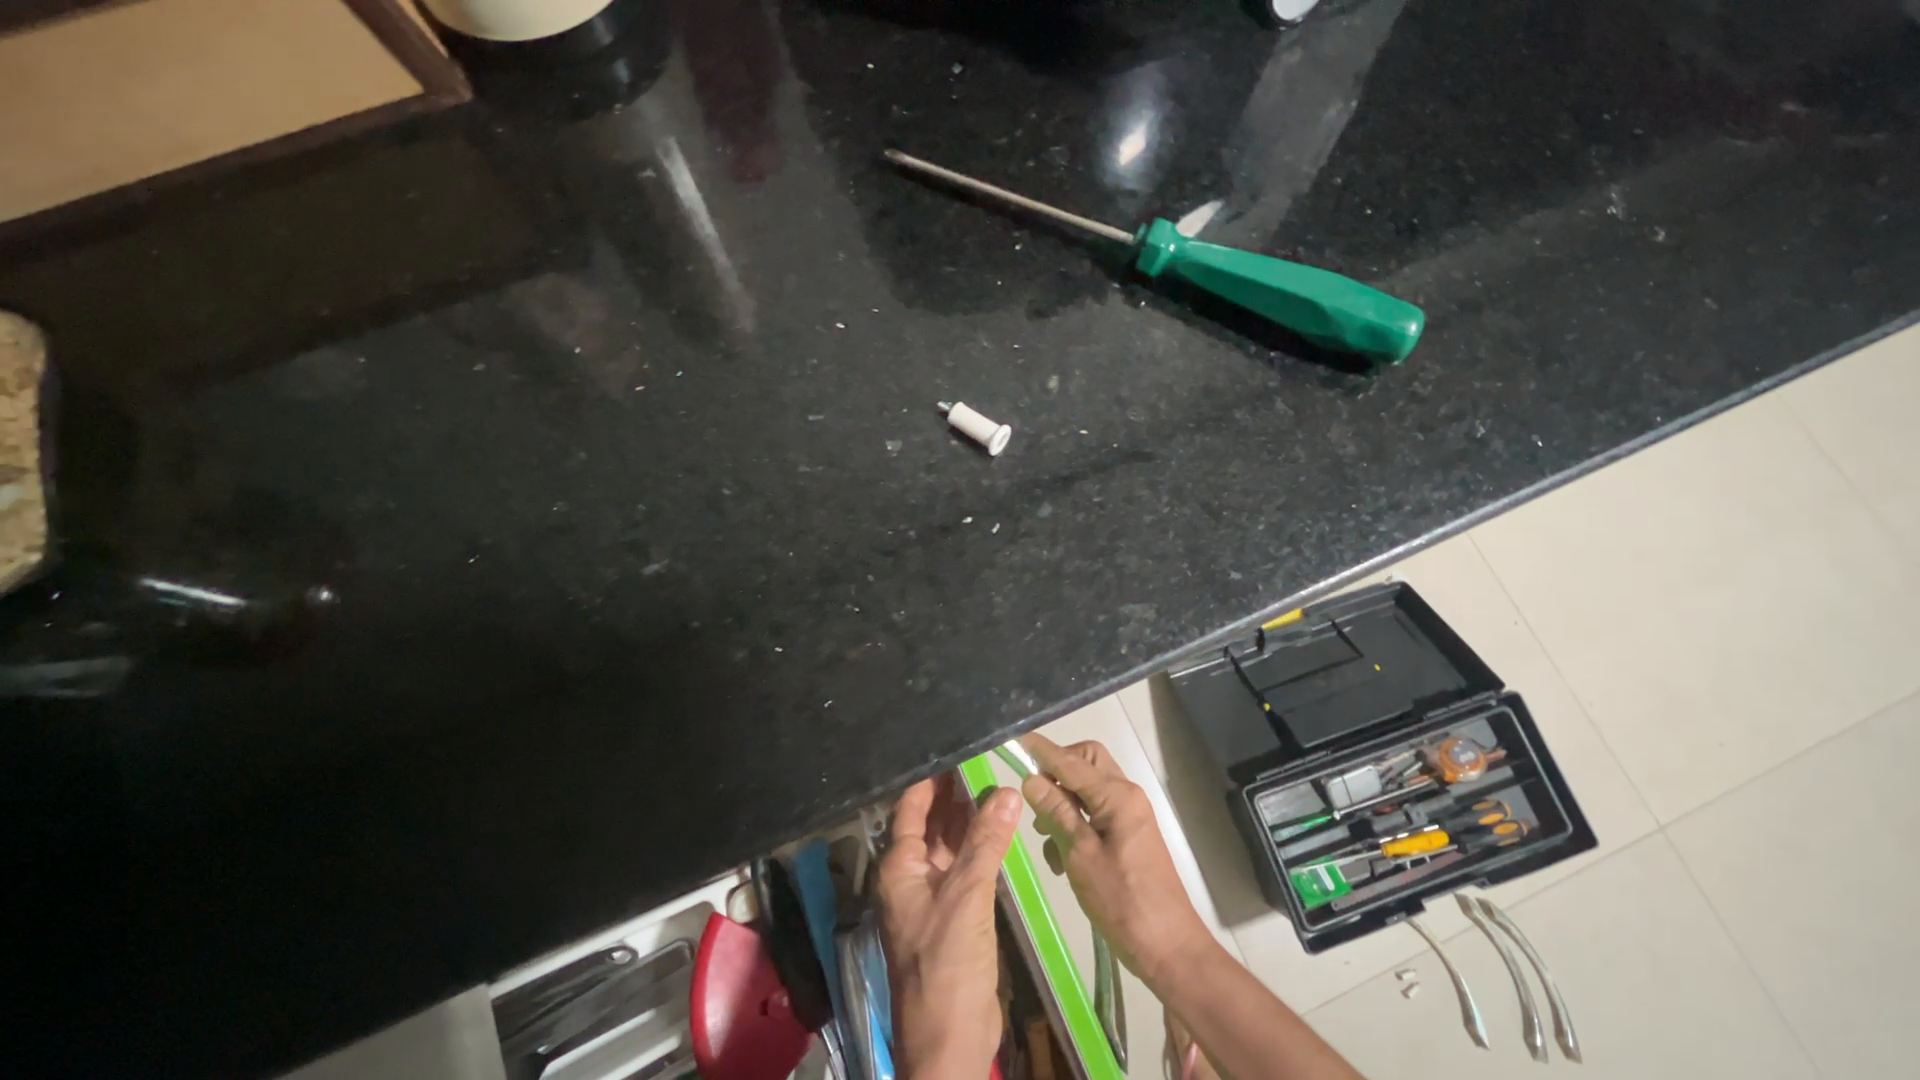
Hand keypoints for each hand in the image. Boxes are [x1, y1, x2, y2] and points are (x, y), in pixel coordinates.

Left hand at [877, 774, 1022, 1079]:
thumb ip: (985, 844)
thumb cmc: (946, 964)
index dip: (930, 780)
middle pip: (929, 825)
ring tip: (997, 785)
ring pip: (948, 847)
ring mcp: (931, 898)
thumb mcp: (966, 897)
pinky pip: (963, 870)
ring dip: (969, 821)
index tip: (955, 750)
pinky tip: (999, 831)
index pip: (910, 810)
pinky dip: (979, 850)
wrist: (949, 1037)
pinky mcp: (953, 917)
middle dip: (953, 796)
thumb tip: (1005, 792)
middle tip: (985, 761)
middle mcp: (910, 878)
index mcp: (898, 869)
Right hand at [1018, 734, 1214, 988]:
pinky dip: (1074, 825)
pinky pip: (1094, 813)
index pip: (1071, 761)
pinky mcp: (1128, 835)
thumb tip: (1031, 779)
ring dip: (1062, 804)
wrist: (1167, 947)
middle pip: (1086, 763)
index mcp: (1117, 796)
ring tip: (1046, 841)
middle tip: (1032, 799)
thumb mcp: (1080, 855)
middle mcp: (1126, 796)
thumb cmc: (1122, 901)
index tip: (1012, 741)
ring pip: (1087, 789)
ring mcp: (1129, 815)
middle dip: (1056, 773)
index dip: (1040, 751)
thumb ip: (1056, 813)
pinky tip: (1061, 859)